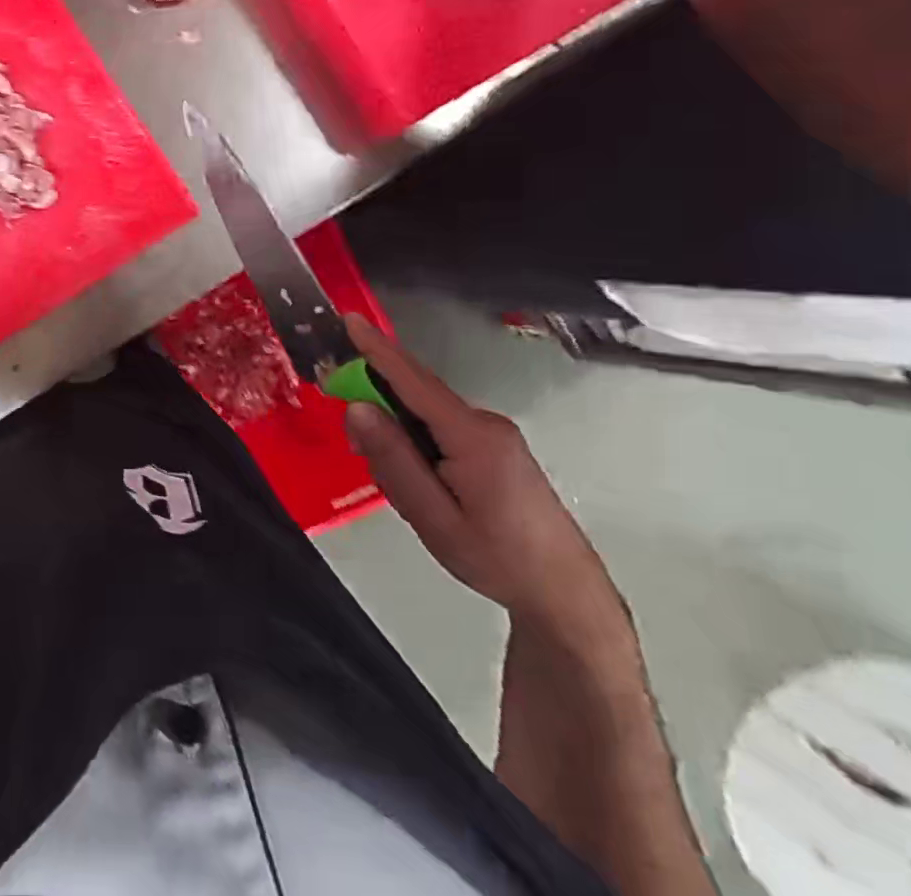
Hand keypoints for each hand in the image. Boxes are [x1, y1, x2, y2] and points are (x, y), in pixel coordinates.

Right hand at [342, 314, 618, 629]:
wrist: (561, 590)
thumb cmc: (493, 556)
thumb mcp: (430, 514)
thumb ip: (392, 460)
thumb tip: (357, 408)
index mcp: (472, 437)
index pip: (414, 382)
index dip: (377, 350)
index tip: (348, 319)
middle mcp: (484, 424)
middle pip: (415, 398)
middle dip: (376, 409)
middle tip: (359, 454)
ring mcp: (492, 435)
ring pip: (423, 419)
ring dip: (395, 439)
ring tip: (402, 492)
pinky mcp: (492, 449)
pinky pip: (437, 432)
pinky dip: (412, 446)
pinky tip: (417, 486)